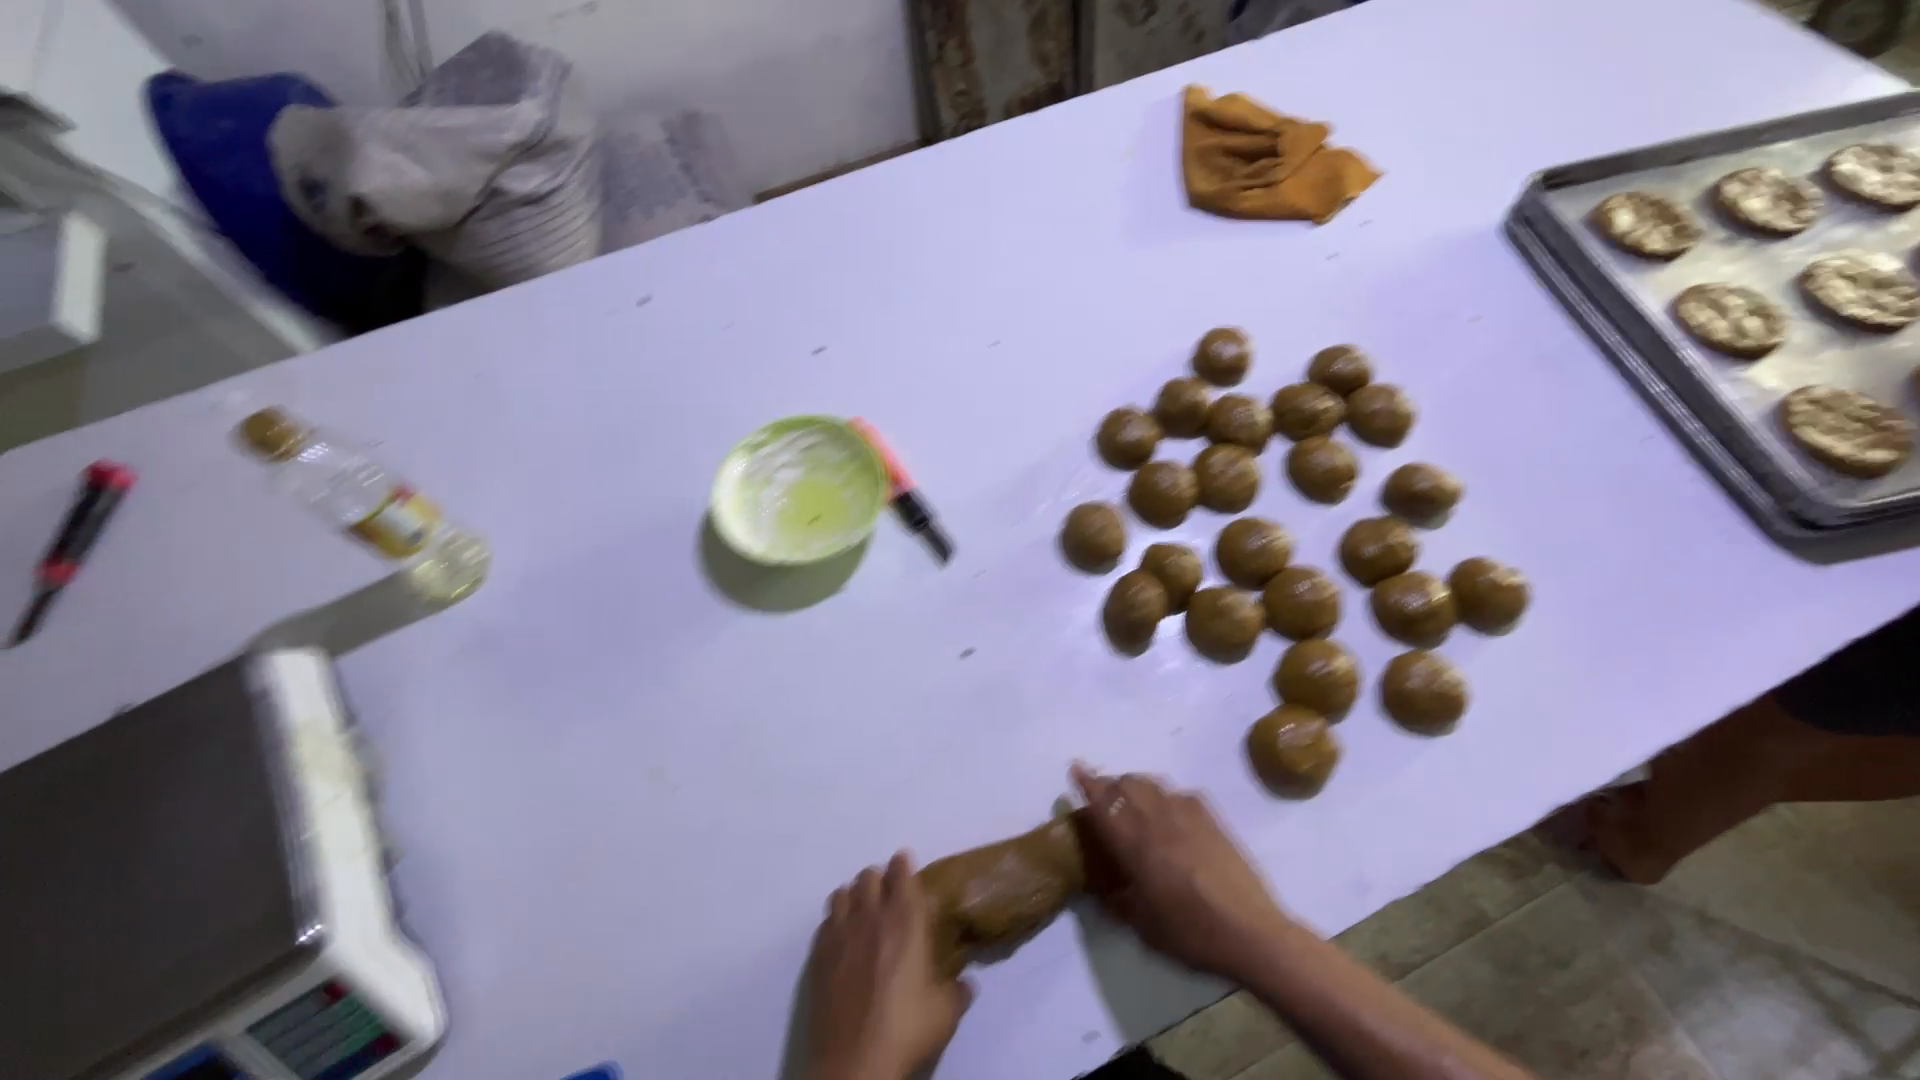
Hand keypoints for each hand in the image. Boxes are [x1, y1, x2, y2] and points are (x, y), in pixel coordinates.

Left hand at [806, 852, 972, 1079]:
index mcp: (905, 920)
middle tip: (888, 897)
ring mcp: (839, 934)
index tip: (906, 865)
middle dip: (879, 880)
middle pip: (868, 876)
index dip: (903, 865)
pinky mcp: (818, 955)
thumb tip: (965, 982)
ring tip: (863, 913)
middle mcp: (870, 917)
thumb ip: (957, 989)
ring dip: (854, 897)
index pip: (901, 873)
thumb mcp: (946, 1012)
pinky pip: (826, 922)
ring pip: (842, 893)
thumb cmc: (906, 1029)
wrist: (855, 1062)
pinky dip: (835, 922)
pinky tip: (843, 940)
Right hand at [1072, 763, 1289, 981]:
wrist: (1251, 932)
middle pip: (1127, 784)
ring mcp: (1189, 815)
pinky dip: (1164, 795)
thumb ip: (1116, 901)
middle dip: (1109, 784)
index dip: (1087, 783)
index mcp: (1136, 844)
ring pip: (1153, 783)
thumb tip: (1100, 887)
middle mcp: (1159, 819)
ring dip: (1135, 785)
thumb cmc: (1191, 933)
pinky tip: (1168, 811)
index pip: (1104, 802)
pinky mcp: (1213, 819)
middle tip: (1101, 795)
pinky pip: (1180, 793)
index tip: (1076, 768)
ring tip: (1131, 799)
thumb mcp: (1142, 925)